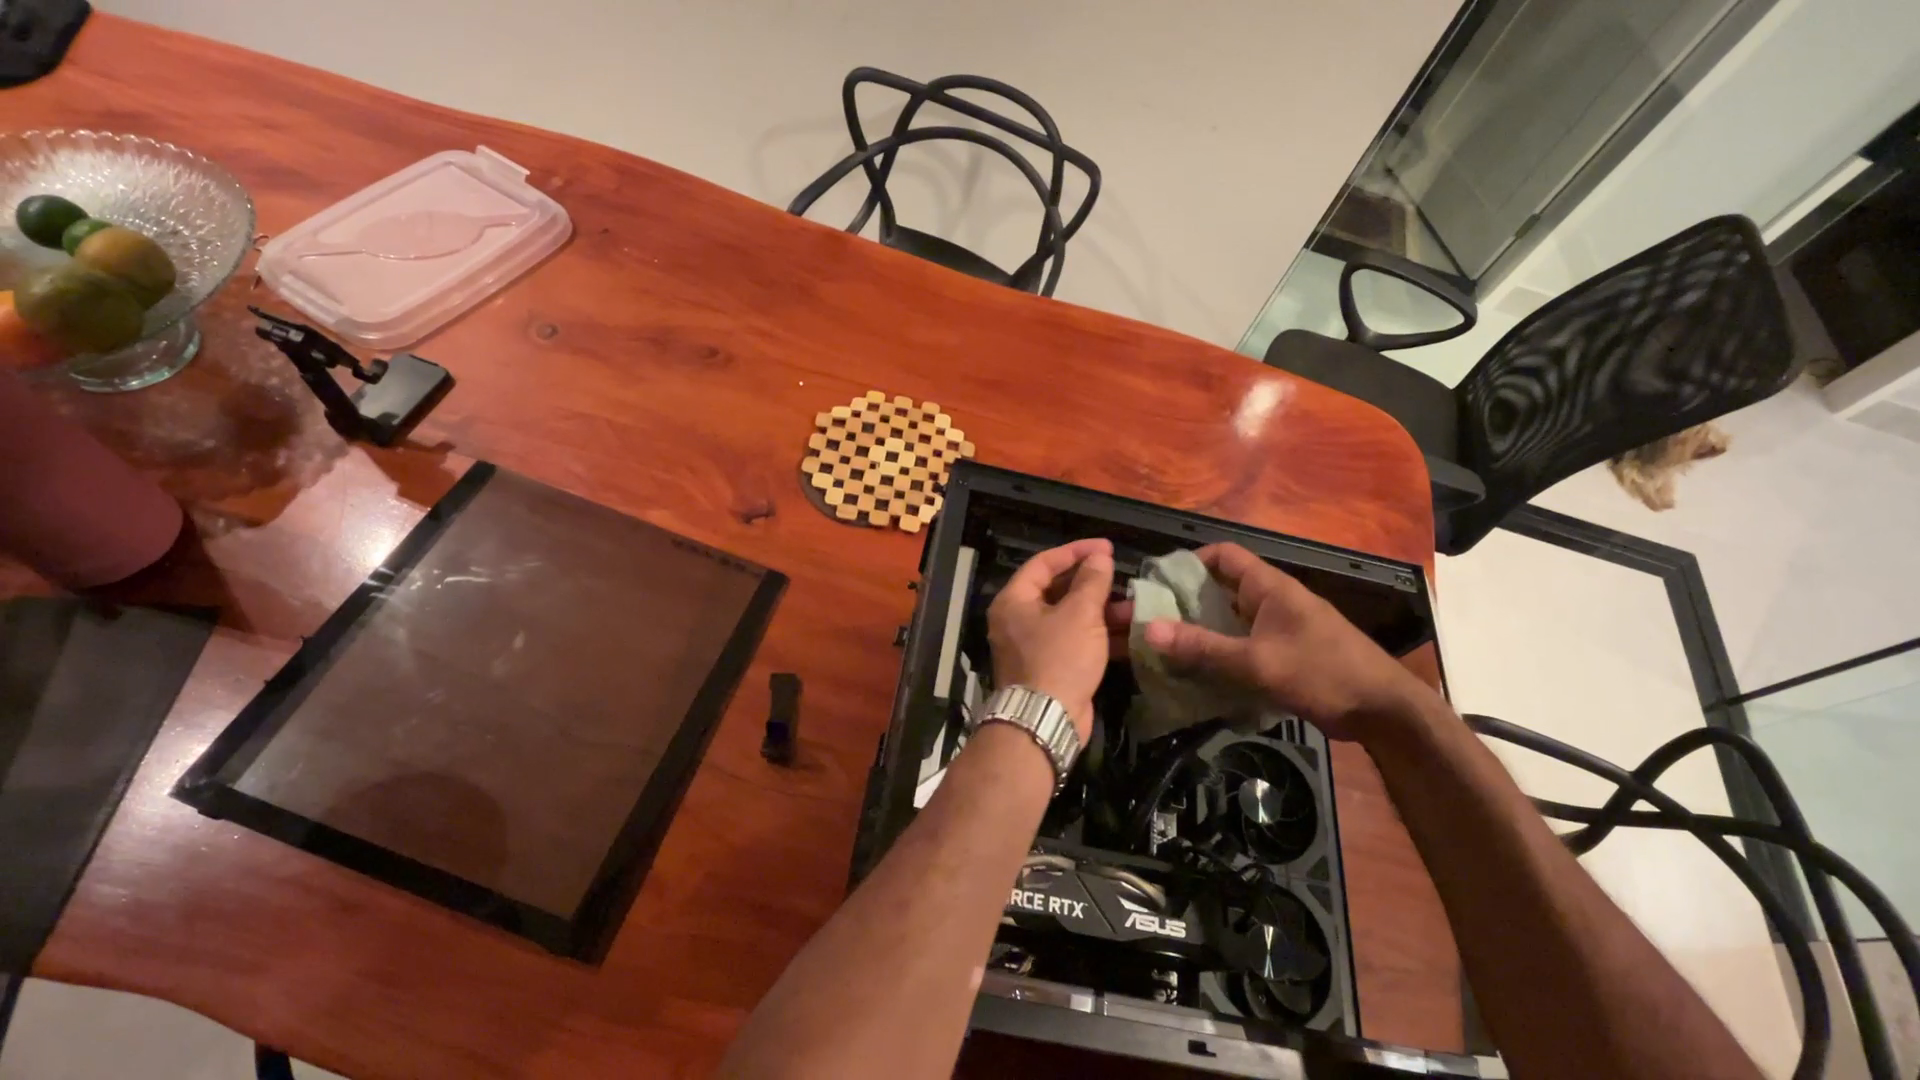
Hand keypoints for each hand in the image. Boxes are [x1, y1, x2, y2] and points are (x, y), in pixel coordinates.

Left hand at [987, 538, 1113, 743]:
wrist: (1046, 720)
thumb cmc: (1059, 658)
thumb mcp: (1080, 614)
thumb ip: (1092, 581)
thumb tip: (1100, 557)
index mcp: (1014, 601)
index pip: (1043, 563)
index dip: (1075, 551)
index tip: (1107, 547)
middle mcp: (1019, 620)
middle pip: (1058, 591)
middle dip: (1093, 584)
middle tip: (1122, 577)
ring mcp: (1035, 646)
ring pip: (1072, 618)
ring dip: (1103, 612)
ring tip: (1136, 607)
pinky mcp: (1053, 667)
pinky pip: (1077, 642)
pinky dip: (1100, 636)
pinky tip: (1131, 633)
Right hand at [1140, 543, 1433, 740]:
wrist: (1383, 710)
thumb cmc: (1322, 673)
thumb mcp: (1256, 662)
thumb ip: (1202, 647)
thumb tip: (1149, 629)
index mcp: (1269, 587)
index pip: (1223, 555)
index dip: (1189, 562)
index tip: (1158, 585)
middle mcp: (1274, 600)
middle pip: (1222, 589)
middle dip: (1187, 603)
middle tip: (1152, 623)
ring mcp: (1282, 628)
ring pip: (1232, 620)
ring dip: (1203, 632)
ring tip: (1167, 649)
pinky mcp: (1287, 653)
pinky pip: (1244, 644)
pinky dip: (1222, 653)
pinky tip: (1201, 674)